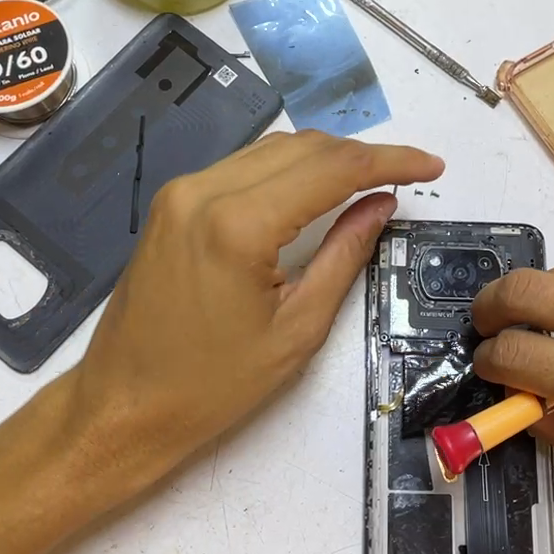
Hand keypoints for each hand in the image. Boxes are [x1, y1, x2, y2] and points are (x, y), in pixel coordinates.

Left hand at [62, 130, 443, 495]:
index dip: (390, 161)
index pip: (332, 168)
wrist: (121, 406)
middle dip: (362, 156)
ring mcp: (181, 192)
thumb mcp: (297, 329)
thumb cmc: (213, 386)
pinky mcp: (171, 203)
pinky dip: (287, 171)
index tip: (432, 166)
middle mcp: (204, 190)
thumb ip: (345, 255)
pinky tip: (314, 190)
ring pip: (272, 150)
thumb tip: (381, 204)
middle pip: (303, 147)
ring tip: (369, 183)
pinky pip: (243, 167)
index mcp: (238, 224)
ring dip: (325, 158)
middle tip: (407, 177)